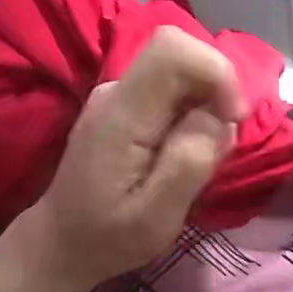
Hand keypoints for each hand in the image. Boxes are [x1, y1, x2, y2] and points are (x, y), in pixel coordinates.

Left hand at [12, 27, 245, 291]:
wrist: (61, 241)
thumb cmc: (107, 238)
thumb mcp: (154, 220)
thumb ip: (188, 165)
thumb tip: (221, 118)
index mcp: (120, 114)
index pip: (171, 50)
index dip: (215, 71)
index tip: (231, 119)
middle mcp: (116, 91)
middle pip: (179, 53)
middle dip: (216, 89)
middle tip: (218, 143)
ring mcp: (117, 94)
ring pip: (179, 69)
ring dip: (206, 103)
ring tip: (196, 156)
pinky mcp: (125, 104)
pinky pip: (171, 88)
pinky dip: (193, 111)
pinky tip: (181, 152)